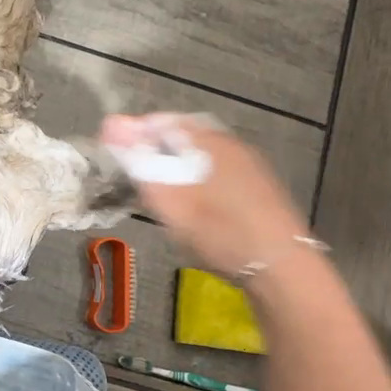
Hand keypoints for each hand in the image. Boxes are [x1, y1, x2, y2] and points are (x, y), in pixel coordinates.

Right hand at [100, 113, 308, 277]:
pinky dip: (196, 182)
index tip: (117, 159)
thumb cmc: (220, 232)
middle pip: (183, 138)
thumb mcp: (170, 199)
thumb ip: (138, 161)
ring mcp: (250, 167)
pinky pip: (216, 173)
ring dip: (176, 169)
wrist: (281, 268)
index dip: (134, 136)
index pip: (162, 122)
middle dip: (155, 153)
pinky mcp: (258, 189)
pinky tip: (193, 208)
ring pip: (200, 157)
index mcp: (210, 142)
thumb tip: (110, 123)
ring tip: (160, 196)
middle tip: (136, 180)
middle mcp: (232, 146)